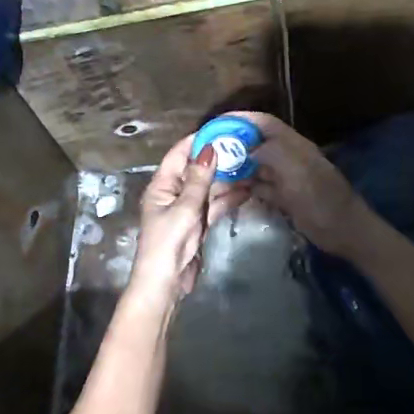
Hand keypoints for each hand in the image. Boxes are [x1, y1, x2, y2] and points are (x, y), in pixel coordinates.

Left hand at [131, 134, 246, 297]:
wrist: (166, 282)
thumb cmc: (168, 242)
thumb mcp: (185, 208)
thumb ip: (198, 179)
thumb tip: (209, 149)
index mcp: (161, 186)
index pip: (178, 155)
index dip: (197, 141)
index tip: (220, 130)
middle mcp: (173, 194)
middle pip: (196, 171)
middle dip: (218, 160)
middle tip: (243, 148)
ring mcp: (186, 210)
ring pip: (208, 189)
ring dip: (227, 180)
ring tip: (251, 167)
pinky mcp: (198, 224)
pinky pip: (214, 206)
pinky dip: (228, 199)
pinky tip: (247, 191)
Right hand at [226, 111, 375, 257]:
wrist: (345, 232)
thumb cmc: (321, 199)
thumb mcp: (297, 172)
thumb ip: (272, 153)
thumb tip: (248, 150)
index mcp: (294, 146)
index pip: (264, 123)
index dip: (241, 119)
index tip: (215, 124)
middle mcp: (289, 157)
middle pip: (257, 144)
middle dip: (233, 144)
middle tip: (207, 151)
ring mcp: (287, 178)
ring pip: (256, 166)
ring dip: (236, 167)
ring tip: (212, 172)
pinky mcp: (285, 197)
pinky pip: (260, 187)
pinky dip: (245, 187)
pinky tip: (227, 191)